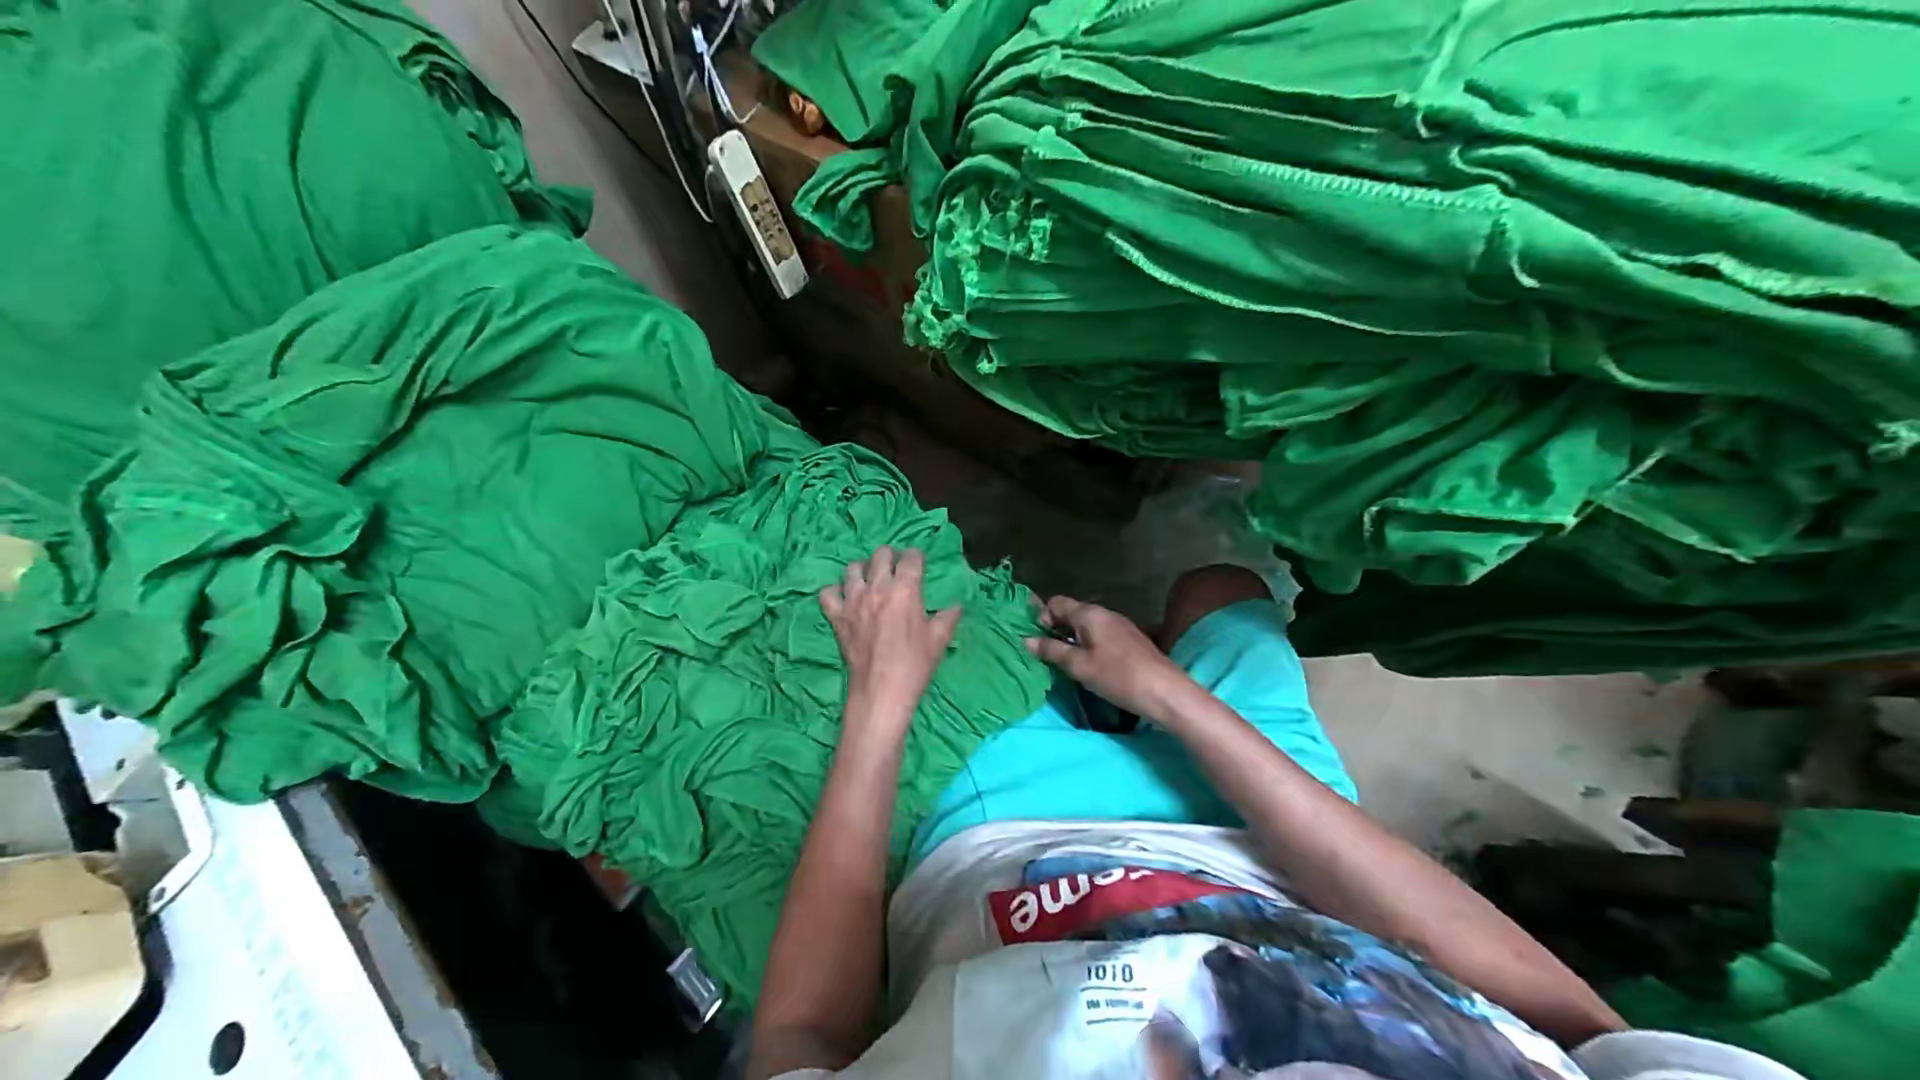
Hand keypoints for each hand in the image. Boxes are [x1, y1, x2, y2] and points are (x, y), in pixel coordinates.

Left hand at [820, 546, 961, 723]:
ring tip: (870, 579)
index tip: (918, 562)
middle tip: (896, 568)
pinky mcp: (837, 616)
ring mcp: (853, 601)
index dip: (916, 556)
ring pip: (853, 568)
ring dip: (863, 569)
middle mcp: (877, 588)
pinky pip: (828, 593)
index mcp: (905, 589)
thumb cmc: (914, 664)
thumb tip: (956, 605)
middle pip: (880, 554)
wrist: (881, 690)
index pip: (911, 558)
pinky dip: (835, 591)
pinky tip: (844, 597)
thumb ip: (949, 616)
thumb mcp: (939, 639)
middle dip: (890, 556)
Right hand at [1025, 596, 1195, 721]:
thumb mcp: (1079, 666)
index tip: (1036, 641)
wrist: (1166, 692)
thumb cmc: (1118, 676)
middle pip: (1071, 613)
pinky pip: (1100, 635)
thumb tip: (1026, 640)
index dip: (1041, 618)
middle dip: (1055, 630)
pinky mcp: (1130, 640)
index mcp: (1089, 613)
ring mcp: (1120, 625)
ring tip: (1065, 663)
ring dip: (1072, 640)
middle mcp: (1104, 613)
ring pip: (1086, 626)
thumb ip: (1051, 651)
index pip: (1056, 603)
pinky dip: (1088, 645)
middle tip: (1045, 655)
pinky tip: (1089, 666)